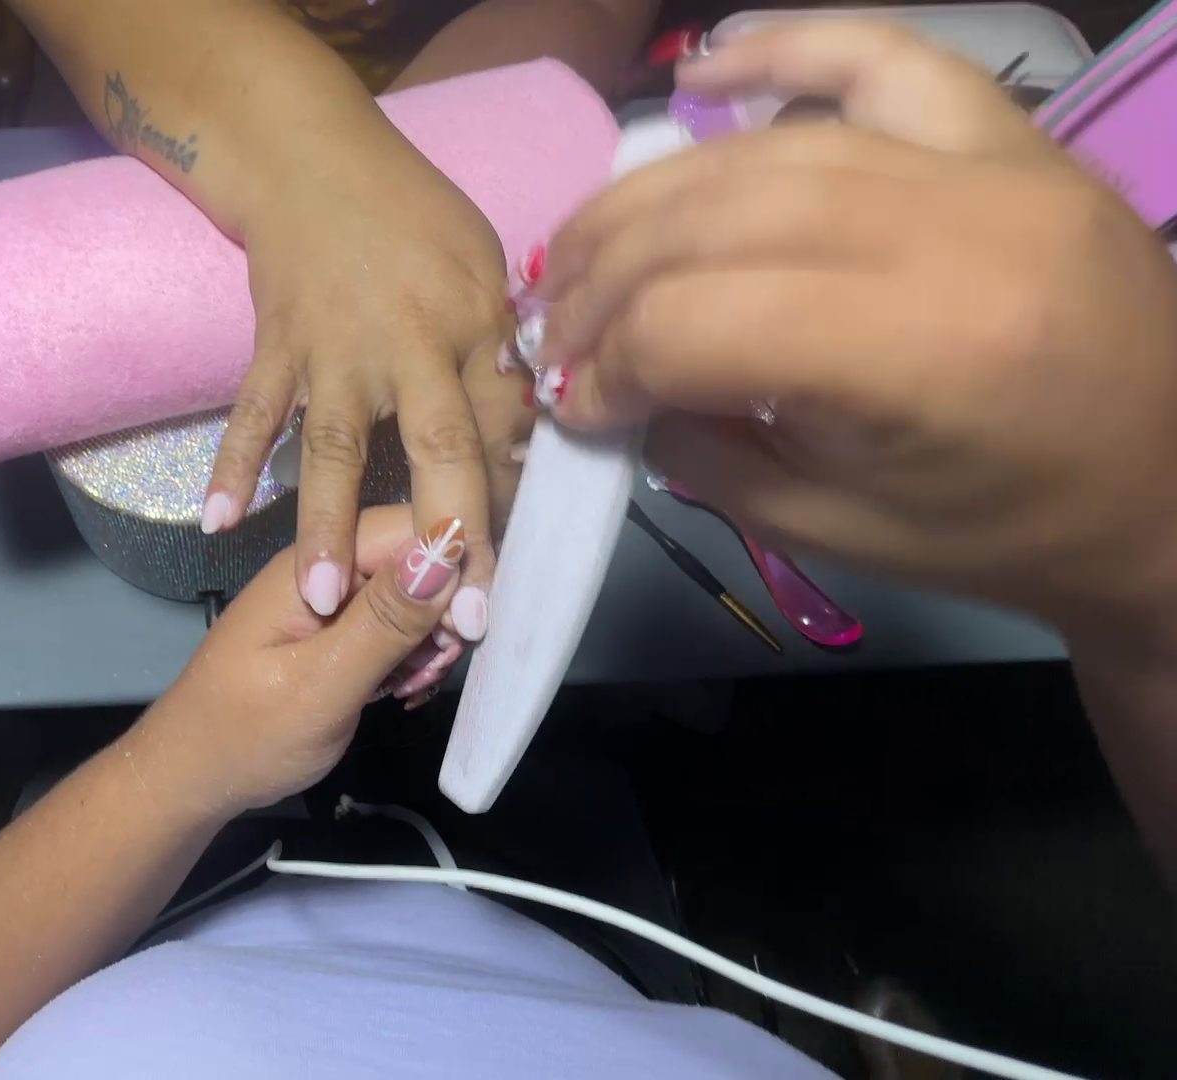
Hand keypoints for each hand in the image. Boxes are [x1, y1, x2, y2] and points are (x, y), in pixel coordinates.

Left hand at [135, 506, 470, 817]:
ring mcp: (330, 601)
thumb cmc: (247, 732)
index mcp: (312, 563)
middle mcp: (324, 568)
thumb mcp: (321, 682)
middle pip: (416, 560)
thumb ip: (384, 621)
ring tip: (407, 690)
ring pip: (412, 600)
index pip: (406, 526)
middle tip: (428, 671)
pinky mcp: (336, 632)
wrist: (196, 774)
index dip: (453, 564)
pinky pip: (393, 630)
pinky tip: (399, 693)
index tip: (471, 626)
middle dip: (442, 613)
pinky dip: (408, 660)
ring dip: (427, 644)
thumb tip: (446, 550)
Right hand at [202, 152, 518, 642]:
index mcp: (476, 324)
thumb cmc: (414, 218)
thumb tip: (515, 444)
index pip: (505, 430)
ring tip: (323, 599)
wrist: (316, 164)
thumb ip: (498, 355)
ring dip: (328, 525)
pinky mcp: (275, 349)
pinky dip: (230, 467)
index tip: (501, 579)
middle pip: (438, 448)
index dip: (508, 507)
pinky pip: (252, 415)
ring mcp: (334, 350)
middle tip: (454, 620)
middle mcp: (411, 343)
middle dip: (449, 534)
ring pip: (335, 448)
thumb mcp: (484, 269)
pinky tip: (213, 522)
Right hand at [531, 22, 1176, 638]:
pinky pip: (878, 57)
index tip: (574, 408)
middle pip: (706, 225)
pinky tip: (700, 73)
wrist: (1163, 488)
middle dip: (598, 288)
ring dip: (634, 205)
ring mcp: (988, 166)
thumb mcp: (805, 522)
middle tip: (556, 339)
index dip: (604, 367)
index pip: (692, 324)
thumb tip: (599, 389)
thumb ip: (687, 448)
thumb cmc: (981, 528)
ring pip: (754, 153)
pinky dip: (780, 51)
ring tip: (578, 258)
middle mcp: (956, 234)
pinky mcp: (1001, 136)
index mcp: (917, 357)